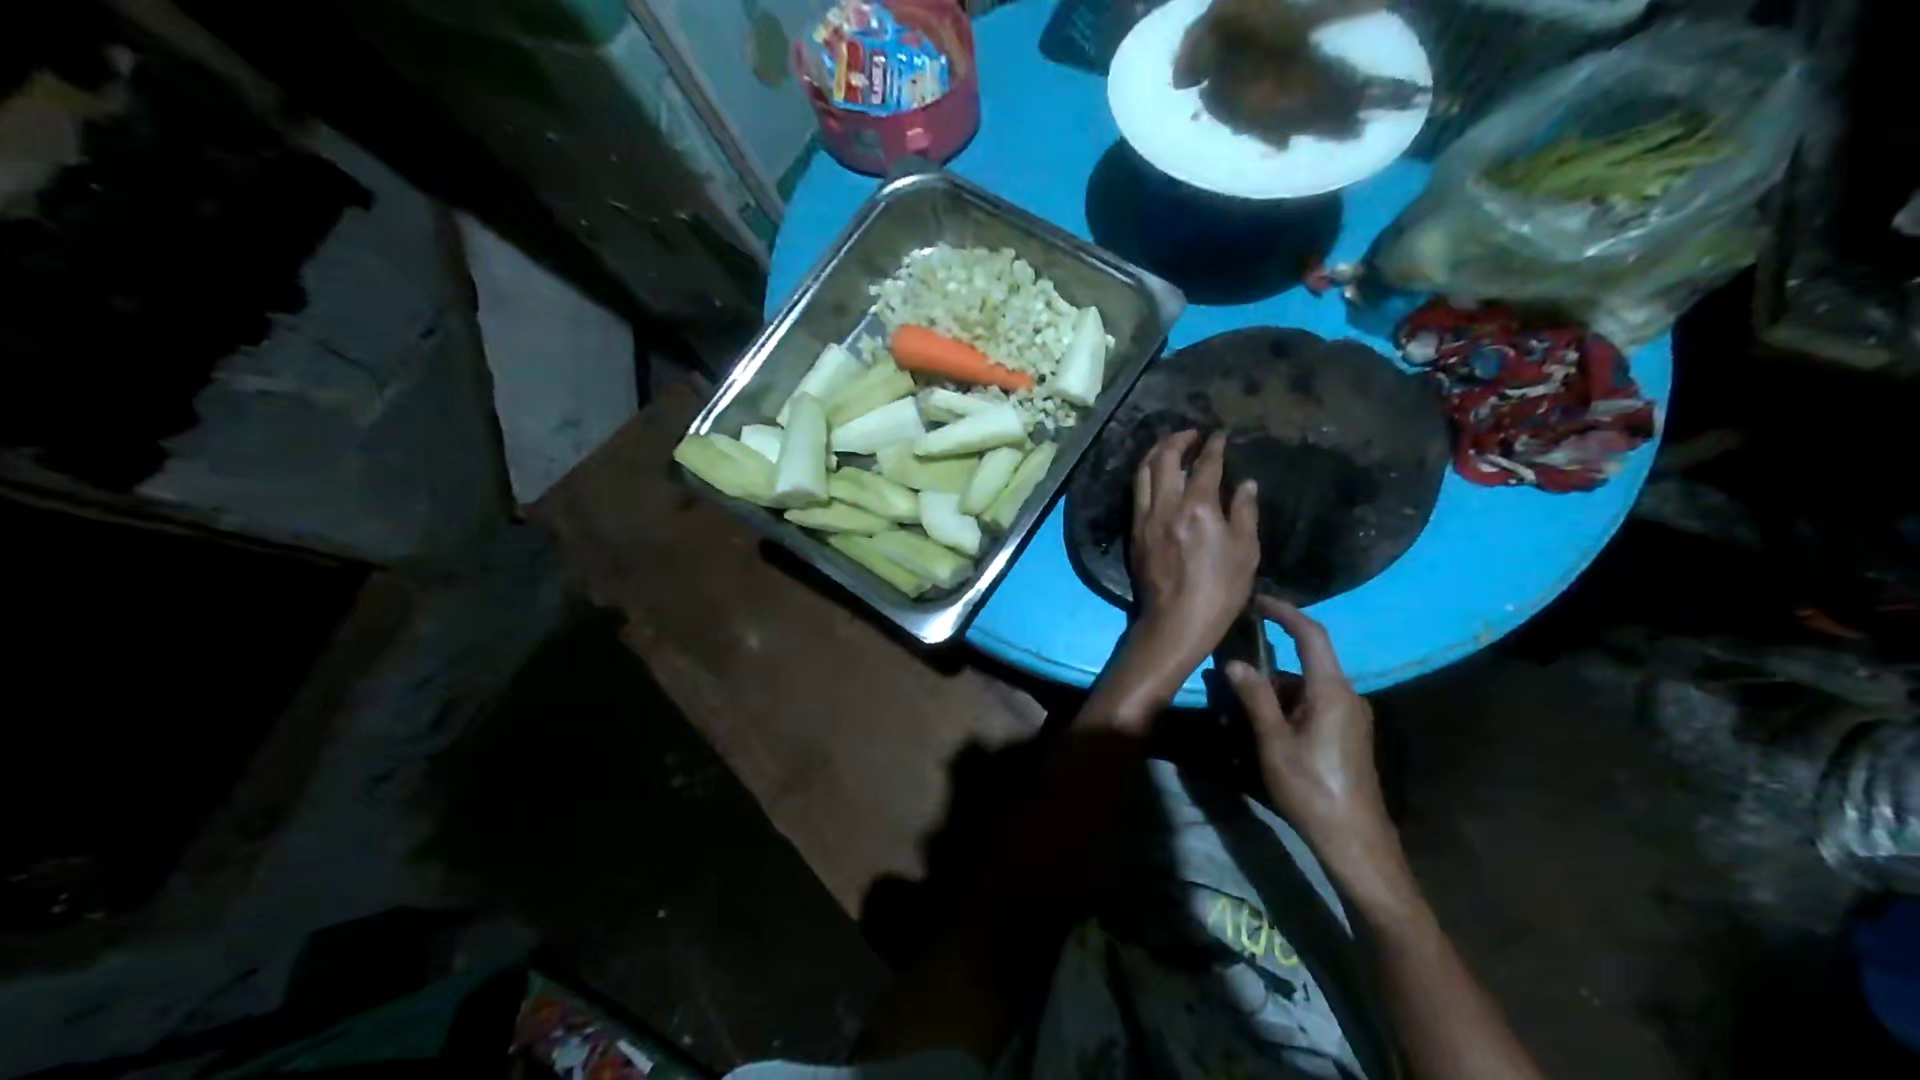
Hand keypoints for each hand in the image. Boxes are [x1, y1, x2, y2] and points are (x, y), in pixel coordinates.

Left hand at [1129, 430, 1260, 665]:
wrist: (1176, 621)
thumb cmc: (1220, 590)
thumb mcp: (1246, 552)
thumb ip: (1244, 512)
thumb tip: (1245, 483)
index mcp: (1198, 508)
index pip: (1205, 465)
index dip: (1213, 446)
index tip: (1218, 434)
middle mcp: (1166, 506)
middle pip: (1164, 459)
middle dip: (1177, 439)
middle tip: (1191, 433)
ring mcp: (1145, 518)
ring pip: (1143, 473)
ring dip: (1156, 453)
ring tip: (1169, 446)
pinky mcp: (1135, 532)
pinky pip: (1137, 492)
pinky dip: (1146, 475)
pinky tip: (1155, 475)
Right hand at [1224, 597, 1410, 902]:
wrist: (1354, 839)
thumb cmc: (1312, 787)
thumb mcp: (1274, 742)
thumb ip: (1255, 698)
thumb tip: (1235, 662)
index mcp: (1332, 691)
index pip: (1311, 635)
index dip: (1285, 612)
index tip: (1257, 601)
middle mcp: (1346, 695)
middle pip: (1301, 665)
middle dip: (1265, 671)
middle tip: (1229, 686)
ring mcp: (1350, 715)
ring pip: (1303, 689)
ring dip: (1272, 696)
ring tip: (1240, 721)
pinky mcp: (1347, 733)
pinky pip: (1312, 706)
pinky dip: (1286, 711)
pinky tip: (1264, 735)